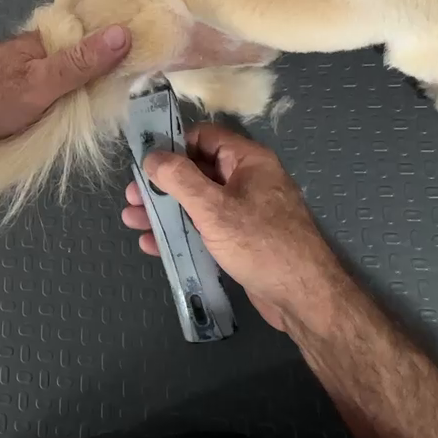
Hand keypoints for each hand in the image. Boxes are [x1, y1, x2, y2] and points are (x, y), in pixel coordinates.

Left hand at [0, 26, 130, 153]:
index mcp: (46, 41)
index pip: (95, 41)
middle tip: (131, 104)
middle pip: (83, 67)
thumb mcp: (39, 82)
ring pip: (67, 88)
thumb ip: (80, 63)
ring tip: (113, 117)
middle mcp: (39, 55)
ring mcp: (26, 78)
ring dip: (83, 103)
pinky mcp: (17, 100)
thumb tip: (124, 32)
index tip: (149, 71)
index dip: (120, 54)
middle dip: (103, 83)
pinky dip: (64, 113)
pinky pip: (50, 104)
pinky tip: (80, 125)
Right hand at [122, 123, 336, 331]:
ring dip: (164, 210)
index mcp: (247, 160)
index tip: (144, 161)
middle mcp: (247, 179)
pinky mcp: (242, 239)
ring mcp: (245, 211)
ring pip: (196, 201)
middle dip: (161, 185)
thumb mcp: (214, 208)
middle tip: (132, 197)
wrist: (305, 301)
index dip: (172, 145)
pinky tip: (153, 245)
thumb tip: (151, 156)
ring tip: (132, 221)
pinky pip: (205, 226)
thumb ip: (179, 178)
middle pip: (195, 171)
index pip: (203, 137)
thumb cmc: (260, 244)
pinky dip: (181, 231)